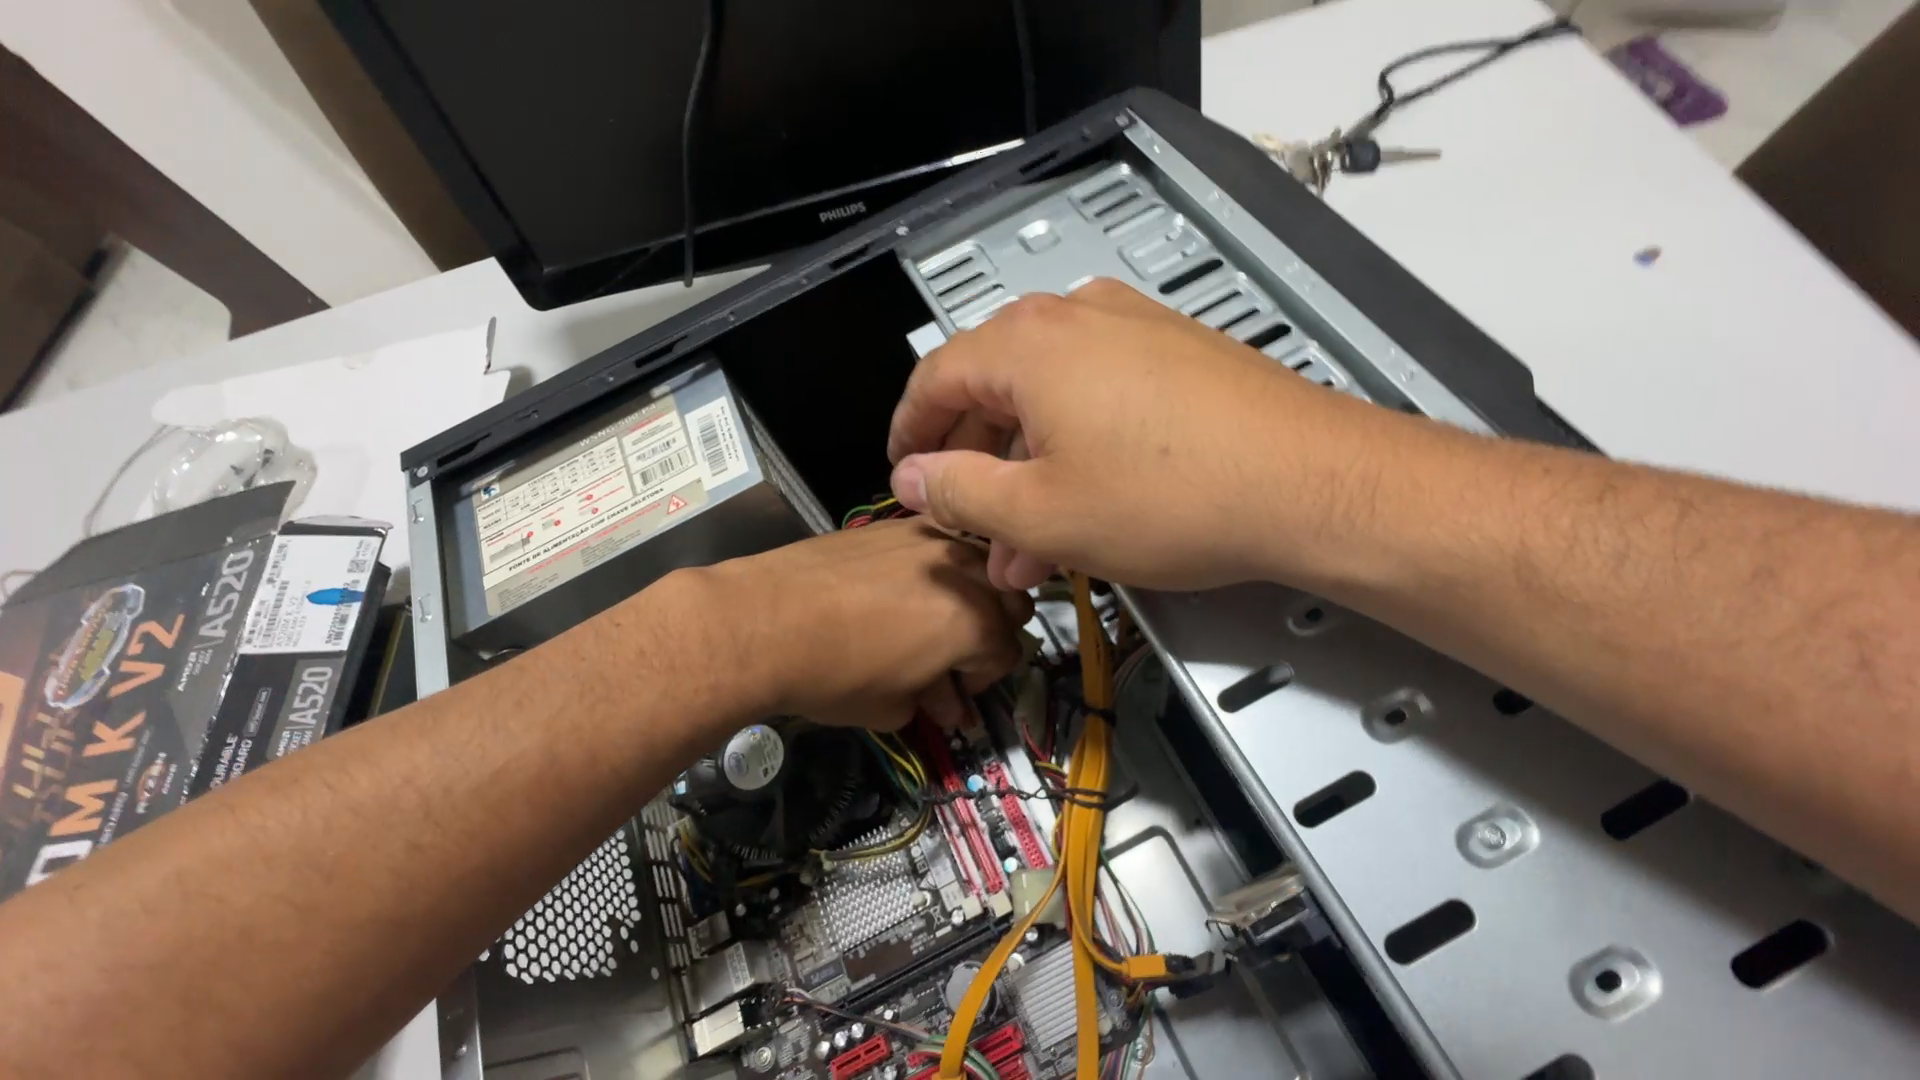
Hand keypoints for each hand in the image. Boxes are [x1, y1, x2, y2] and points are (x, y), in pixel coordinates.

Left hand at [669, 519, 1030, 730]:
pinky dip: (938, 564)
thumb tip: (945, 704)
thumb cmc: (835, 675)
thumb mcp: (892, 708)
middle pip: (1010, 601)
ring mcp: (931, 540)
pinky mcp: (896, 524)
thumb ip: (933, 702)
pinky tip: (905, 582)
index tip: (953, 692)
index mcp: (976, 625)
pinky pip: (939, 539)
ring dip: (973, 589)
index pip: (1008, 654)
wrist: (765, 621)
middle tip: (954, 651)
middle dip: (992, 630)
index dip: (983, 681)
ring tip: (937, 612)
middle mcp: (966, 573)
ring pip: (980, 562)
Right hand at [886, 279, 1401, 590]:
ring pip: (1048, 401)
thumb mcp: (1041, 513)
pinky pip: (1098, 398)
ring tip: (1028, 543)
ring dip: (1027, 471)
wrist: (1312, 484)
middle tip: (971, 527)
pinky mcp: (1175, 354)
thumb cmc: (1174, 496)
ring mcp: (1132, 330)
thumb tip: (913, 477)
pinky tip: (1084, 506)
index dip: (910, 433)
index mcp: (1028, 344)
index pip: (935, 379)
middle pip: (993, 388)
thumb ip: (959, 492)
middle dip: (976, 466)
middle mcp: (1076, 319)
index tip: (905, 475)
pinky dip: (1075, 450)